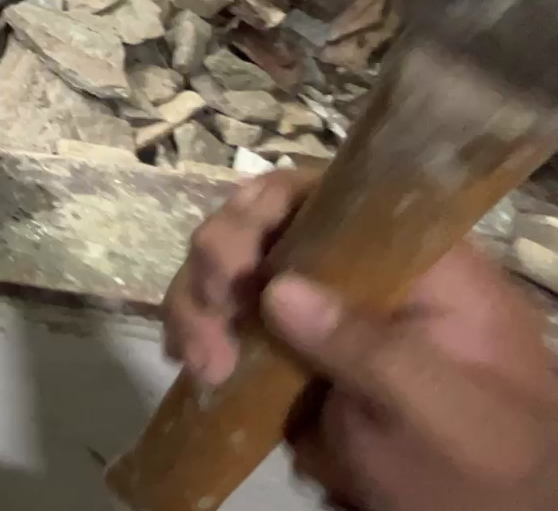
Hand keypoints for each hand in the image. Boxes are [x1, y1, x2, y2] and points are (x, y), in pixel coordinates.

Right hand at [165, 170, 557, 510]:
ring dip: (195, 303)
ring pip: (221, 265)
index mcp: (417, 268)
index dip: (271, 204)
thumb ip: (376, 352)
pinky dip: (189, 328)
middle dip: (217, 262)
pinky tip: (193, 365)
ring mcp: (308, 303)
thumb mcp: (448, 418)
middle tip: (213, 307)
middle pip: (258, 224)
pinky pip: (211, 308)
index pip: (333, 196)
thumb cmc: (482, 477)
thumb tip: (279, 292)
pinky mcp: (271, 337)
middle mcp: (354, 270)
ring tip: (202, 362)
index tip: (240, 252)